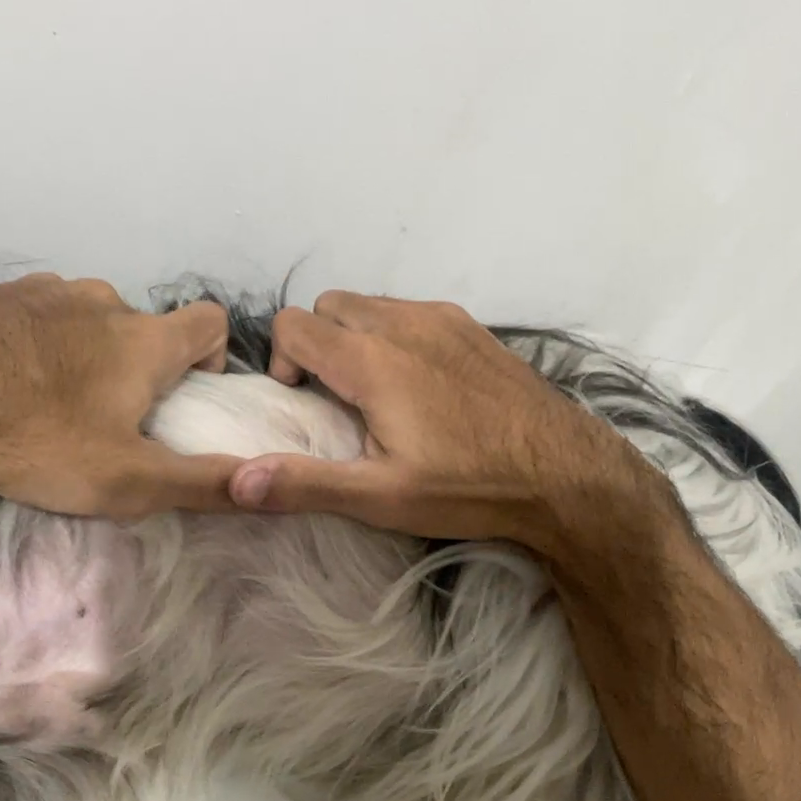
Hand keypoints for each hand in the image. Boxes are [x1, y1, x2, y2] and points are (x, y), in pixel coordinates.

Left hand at [0, 274, 238, 518]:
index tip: (188, 394)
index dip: (212, 354)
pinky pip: (31, 317)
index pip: (209, 320)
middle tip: (108, 420)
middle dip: (138, 366)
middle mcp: (101, 302)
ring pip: (84, 319)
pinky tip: (1, 383)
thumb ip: (205, 484)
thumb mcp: (131, 481)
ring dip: (83, 354)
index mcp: (144, 341)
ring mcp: (42, 292)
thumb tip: (275, 486)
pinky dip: (32, 344)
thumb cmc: (39, 438)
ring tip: (48, 404)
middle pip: (142, 326)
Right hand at [228, 291, 670, 549]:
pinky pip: (409, 311)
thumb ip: (305, 483)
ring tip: (375, 392)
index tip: (305, 403)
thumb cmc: (467, 486)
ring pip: (369, 304)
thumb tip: (236, 482)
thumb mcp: (380, 497)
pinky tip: (419, 384)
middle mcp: (402, 322)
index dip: (283, 362)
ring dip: (354, 337)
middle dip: (316, 344)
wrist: (563, 473)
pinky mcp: (471, 326)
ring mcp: (442, 318)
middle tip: (336, 398)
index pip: (293, 325)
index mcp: (371, 359)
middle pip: (327, 306)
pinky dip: (393, 335)